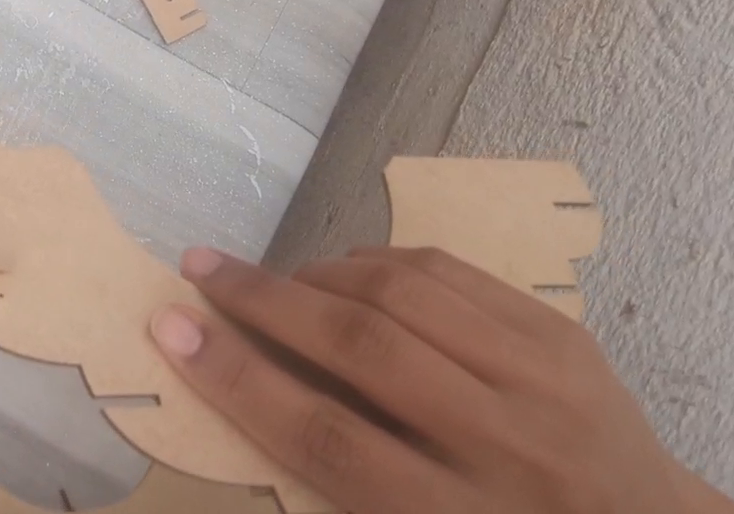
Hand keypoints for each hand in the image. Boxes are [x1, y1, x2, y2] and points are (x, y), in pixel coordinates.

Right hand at [149, 246, 733, 513]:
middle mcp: (516, 452)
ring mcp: (550, 382)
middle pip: (361, 347)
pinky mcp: (562, 334)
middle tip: (200, 267)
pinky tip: (350, 274)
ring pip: (401, 292)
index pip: (329, 439)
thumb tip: (243, 380)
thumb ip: (338, 471)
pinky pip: (443, 268)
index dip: (238, 380)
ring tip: (281, 285)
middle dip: (261, 299)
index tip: (171, 328)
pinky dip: (375, 262)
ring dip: (317, 276)